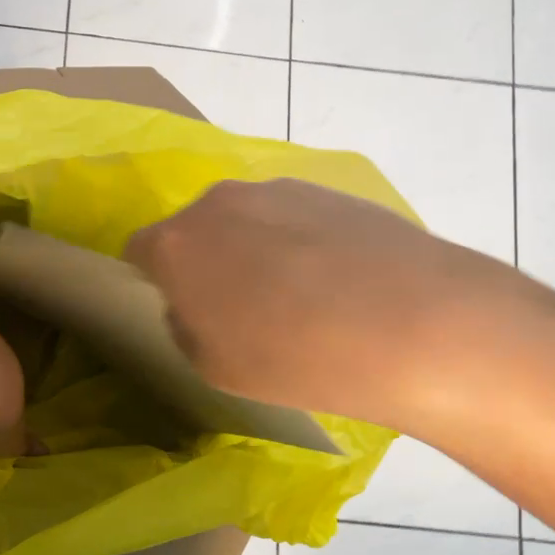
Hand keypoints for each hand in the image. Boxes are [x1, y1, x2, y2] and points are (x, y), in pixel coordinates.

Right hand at [123, 179, 516, 424]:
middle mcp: (220, 202)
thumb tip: (194, 302)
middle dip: (203, 261)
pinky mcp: (335, 190)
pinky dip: (299, 245)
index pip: (138, 250)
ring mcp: (281, 190)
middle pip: (193, 229)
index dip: (150, 279)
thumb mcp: (210, 364)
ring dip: (253, 250)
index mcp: (175, 243)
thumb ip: (184, 324)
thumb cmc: (291, 357)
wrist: (417, 325)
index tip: (176, 307)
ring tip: (293, 298)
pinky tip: (333, 285)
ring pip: (246, 221)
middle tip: (234, 307)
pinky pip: (294, 219)